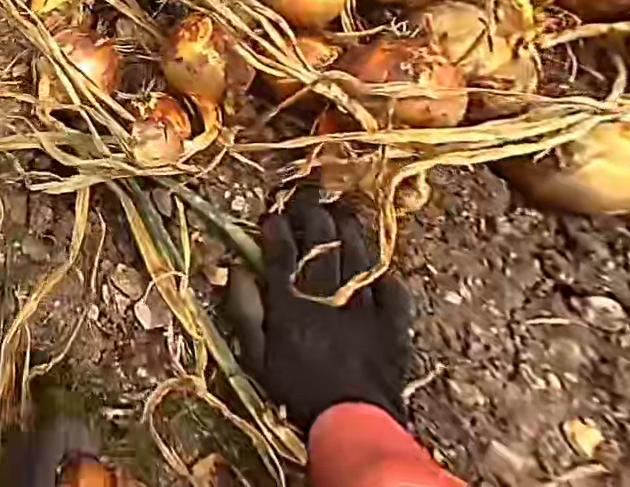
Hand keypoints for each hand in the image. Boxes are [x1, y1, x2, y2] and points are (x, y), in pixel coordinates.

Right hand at [229, 187, 411, 431]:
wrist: (352, 429)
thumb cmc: (296, 392)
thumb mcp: (256, 357)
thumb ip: (244, 311)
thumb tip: (236, 269)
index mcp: (292, 304)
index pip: (281, 253)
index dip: (275, 229)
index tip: (271, 214)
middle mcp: (327, 298)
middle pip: (321, 246)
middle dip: (312, 217)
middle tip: (307, 201)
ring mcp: (363, 310)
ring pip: (357, 259)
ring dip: (348, 232)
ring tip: (342, 211)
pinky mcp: (392, 328)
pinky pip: (393, 293)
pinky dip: (386, 276)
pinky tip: (380, 264)